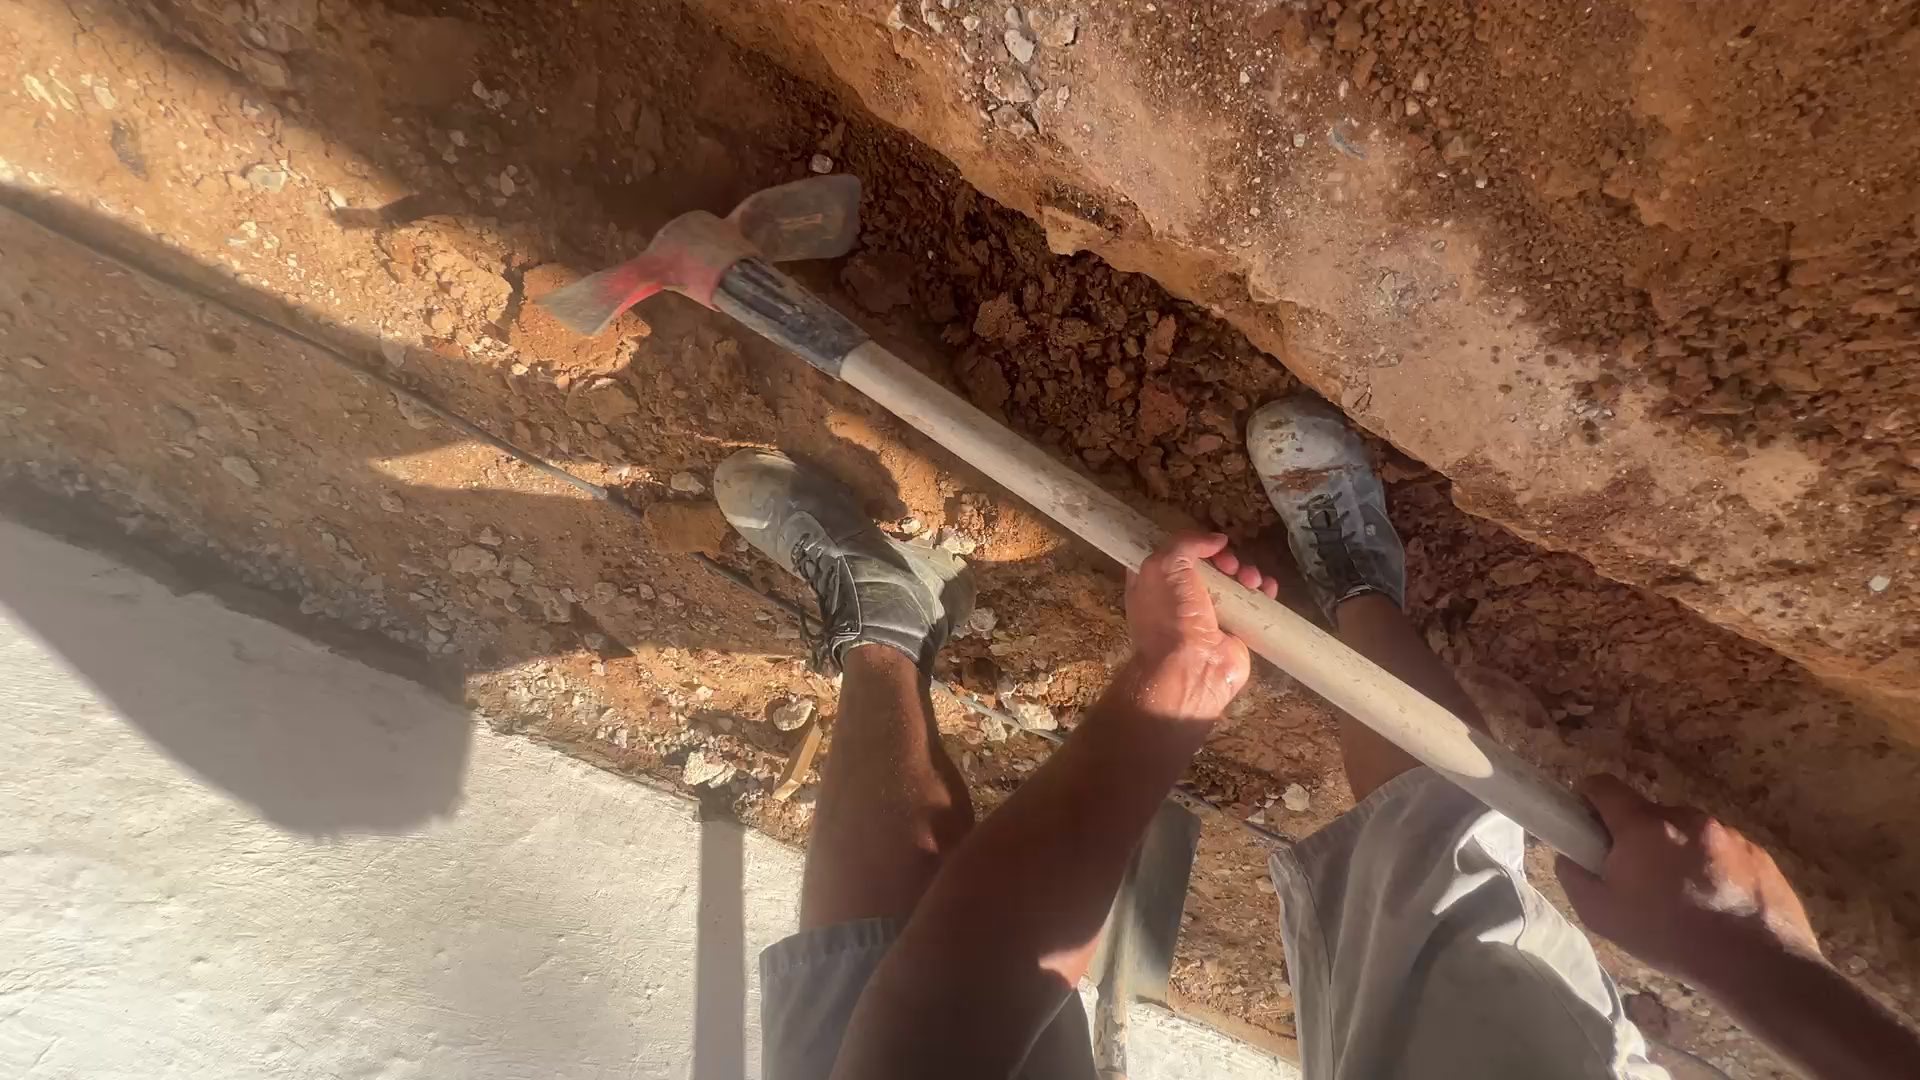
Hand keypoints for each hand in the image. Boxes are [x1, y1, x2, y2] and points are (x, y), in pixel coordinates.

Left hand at [1122, 532, 1276, 721]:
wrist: (1191, 667)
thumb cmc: (1169, 615)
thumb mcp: (1164, 566)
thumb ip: (1185, 543)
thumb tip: (1216, 539)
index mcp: (1152, 580)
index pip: (1172, 551)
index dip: (1192, 542)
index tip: (1208, 542)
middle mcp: (1178, 595)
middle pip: (1208, 563)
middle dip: (1224, 558)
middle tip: (1230, 565)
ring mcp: (1207, 613)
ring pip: (1232, 580)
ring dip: (1246, 572)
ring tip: (1251, 580)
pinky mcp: (1234, 628)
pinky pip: (1251, 602)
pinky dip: (1262, 591)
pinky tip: (1267, 588)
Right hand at [1556, 775, 1822, 987]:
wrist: (1764, 971)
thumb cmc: (1669, 935)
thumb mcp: (1598, 911)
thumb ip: (1572, 874)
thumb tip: (1572, 857)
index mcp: (1643, 825)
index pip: (1602, 785)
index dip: (1589, 801)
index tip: (1591, 828)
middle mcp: (1686, 819)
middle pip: (1648, 813)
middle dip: (1638, 835)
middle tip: (1639, 874)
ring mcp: (1731, 837)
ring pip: (1687, 833)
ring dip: (1677, 851)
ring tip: (1686, 894)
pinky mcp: (1762, 858)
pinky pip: (1723, 852)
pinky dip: (1713, 868)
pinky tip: (1718, 903)